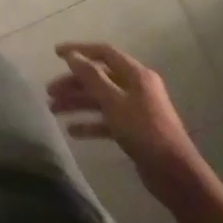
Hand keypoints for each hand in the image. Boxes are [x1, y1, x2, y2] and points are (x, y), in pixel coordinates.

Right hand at [48, 42, 203, 187]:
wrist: (173, 172)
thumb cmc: (143, 131)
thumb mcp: (113, 101)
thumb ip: (91, 77)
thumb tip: (73, 56)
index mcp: (136, 75)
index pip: (104, 53)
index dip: (79, 50)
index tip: (55, 53)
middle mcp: (136, 88)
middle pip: (99, 78)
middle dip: (73, 83)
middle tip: (49, 92)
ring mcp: (135, 109)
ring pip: (99, 99)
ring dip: (76, 103)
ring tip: (53, 111)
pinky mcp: (132, 129)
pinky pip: (105, 120)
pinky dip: (89, 123)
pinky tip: (72, 131)